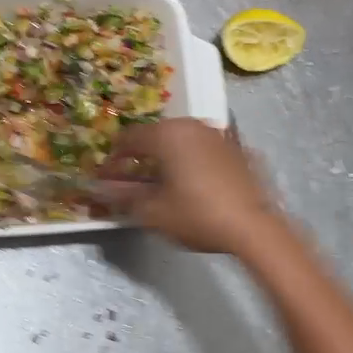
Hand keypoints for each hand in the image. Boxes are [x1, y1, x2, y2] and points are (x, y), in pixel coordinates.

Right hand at [96, 119, 282, 254]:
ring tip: (158, 183)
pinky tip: (188, 184)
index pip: (128, 139)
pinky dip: (188, 162)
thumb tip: (99, 189)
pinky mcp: (235, 149)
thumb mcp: (152, 211)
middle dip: (139, 157)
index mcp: (167, 134)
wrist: (252, 226)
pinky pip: (201, 150)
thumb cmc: (196, 215)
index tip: (105, 179)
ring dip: (164, 158)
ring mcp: (217, 135)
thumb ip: (122, 196)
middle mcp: (192, 125)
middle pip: (155, 137)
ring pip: (180, 141)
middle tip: (129, 182)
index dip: (113, 160)